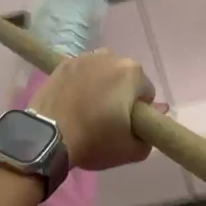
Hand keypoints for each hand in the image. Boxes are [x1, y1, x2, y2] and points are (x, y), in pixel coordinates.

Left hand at [28, 50, 157, 171]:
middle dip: (120, 94)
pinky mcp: (62, 63)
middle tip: (106, 118)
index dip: (139, 112)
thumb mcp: (132, 149)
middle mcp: (109, 56)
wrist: (47, 136)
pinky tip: (73, 100)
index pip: (145, 93)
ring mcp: (83, 57)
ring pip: (103, 72)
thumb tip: (158, 111)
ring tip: (88, 109)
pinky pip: (81, 72)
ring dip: (101, 85)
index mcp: (132, 72)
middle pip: (124, 78)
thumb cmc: (94, 140)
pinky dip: (82, 82)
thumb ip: (152, 132)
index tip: (124, 126)